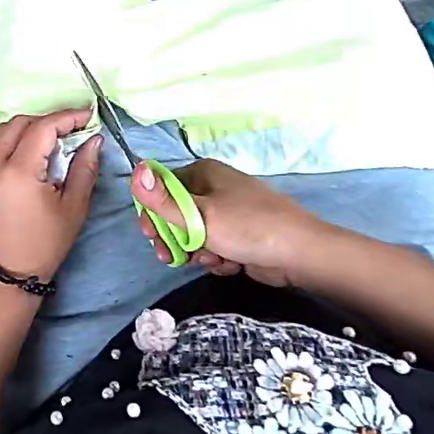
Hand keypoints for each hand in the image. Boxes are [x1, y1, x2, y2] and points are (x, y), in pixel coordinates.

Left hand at [0, 110, 102, 281]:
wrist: (10, 272)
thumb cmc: (45, 243)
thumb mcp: (74, 207)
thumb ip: (85, 168)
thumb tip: (94, 140)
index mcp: (19, 172)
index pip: (43, 128)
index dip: (68, 117)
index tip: (88, 116)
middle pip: (21, 123)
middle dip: (49, 120)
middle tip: (74, 129)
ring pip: (3, 131)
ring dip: (29, 127)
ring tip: (53, 139)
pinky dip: (12, 139)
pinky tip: (30, 150)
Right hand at [135, 159, 333, 285]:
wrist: (298, 253)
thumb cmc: (247, 227)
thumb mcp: (198, 215)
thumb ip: (163, 200)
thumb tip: (134, 169)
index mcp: (203, 173)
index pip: (163, 189)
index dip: (154, 214)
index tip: (152, 235)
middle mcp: (215, 188)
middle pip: (177, 215)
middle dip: (177, 239)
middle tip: (174, 258)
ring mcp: (229, 212)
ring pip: (195, 235)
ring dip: (199, 252)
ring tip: (213, 259)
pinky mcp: (239, 235)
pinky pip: (215, 246)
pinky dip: (218, 258)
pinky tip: (230, 263)